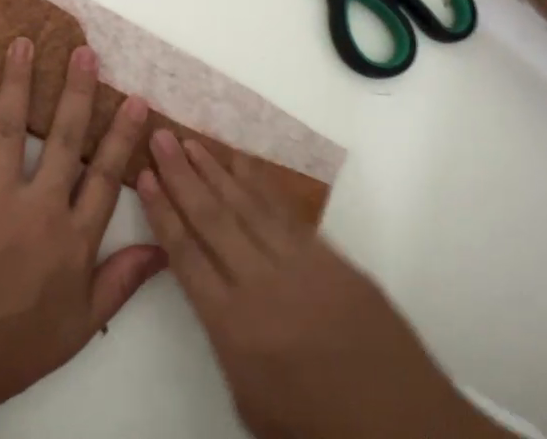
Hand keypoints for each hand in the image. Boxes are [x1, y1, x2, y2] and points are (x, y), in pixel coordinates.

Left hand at [0, 38, 164, 429]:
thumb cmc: (18, 346)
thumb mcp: (81, 324)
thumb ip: (122, 280)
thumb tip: (163, 248)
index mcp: (73, 239)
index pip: (107, 176)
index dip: (123, 137)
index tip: (135, 100)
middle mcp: (38, 208)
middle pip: (63, 139)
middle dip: (76, 92)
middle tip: (83, 52)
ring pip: (9, 128)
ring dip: (17, 82)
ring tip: (23, 43)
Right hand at [138, 132, 512, 438]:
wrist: (403, 429)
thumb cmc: (316, 425)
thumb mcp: (248, 399)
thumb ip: (223, 340)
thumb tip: (213, 295)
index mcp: (234, 326)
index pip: (185, 253)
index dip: (162, 211)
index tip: (143, 177)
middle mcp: (262, 286)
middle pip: (211, 218)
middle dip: (181, 175)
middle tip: (160, 136)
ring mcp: (302, 268)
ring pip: (248, 207)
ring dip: (216, 170)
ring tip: (191, 140)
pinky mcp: (335, 261)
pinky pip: (287, 214)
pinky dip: (261, 185)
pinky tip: (243, 164)